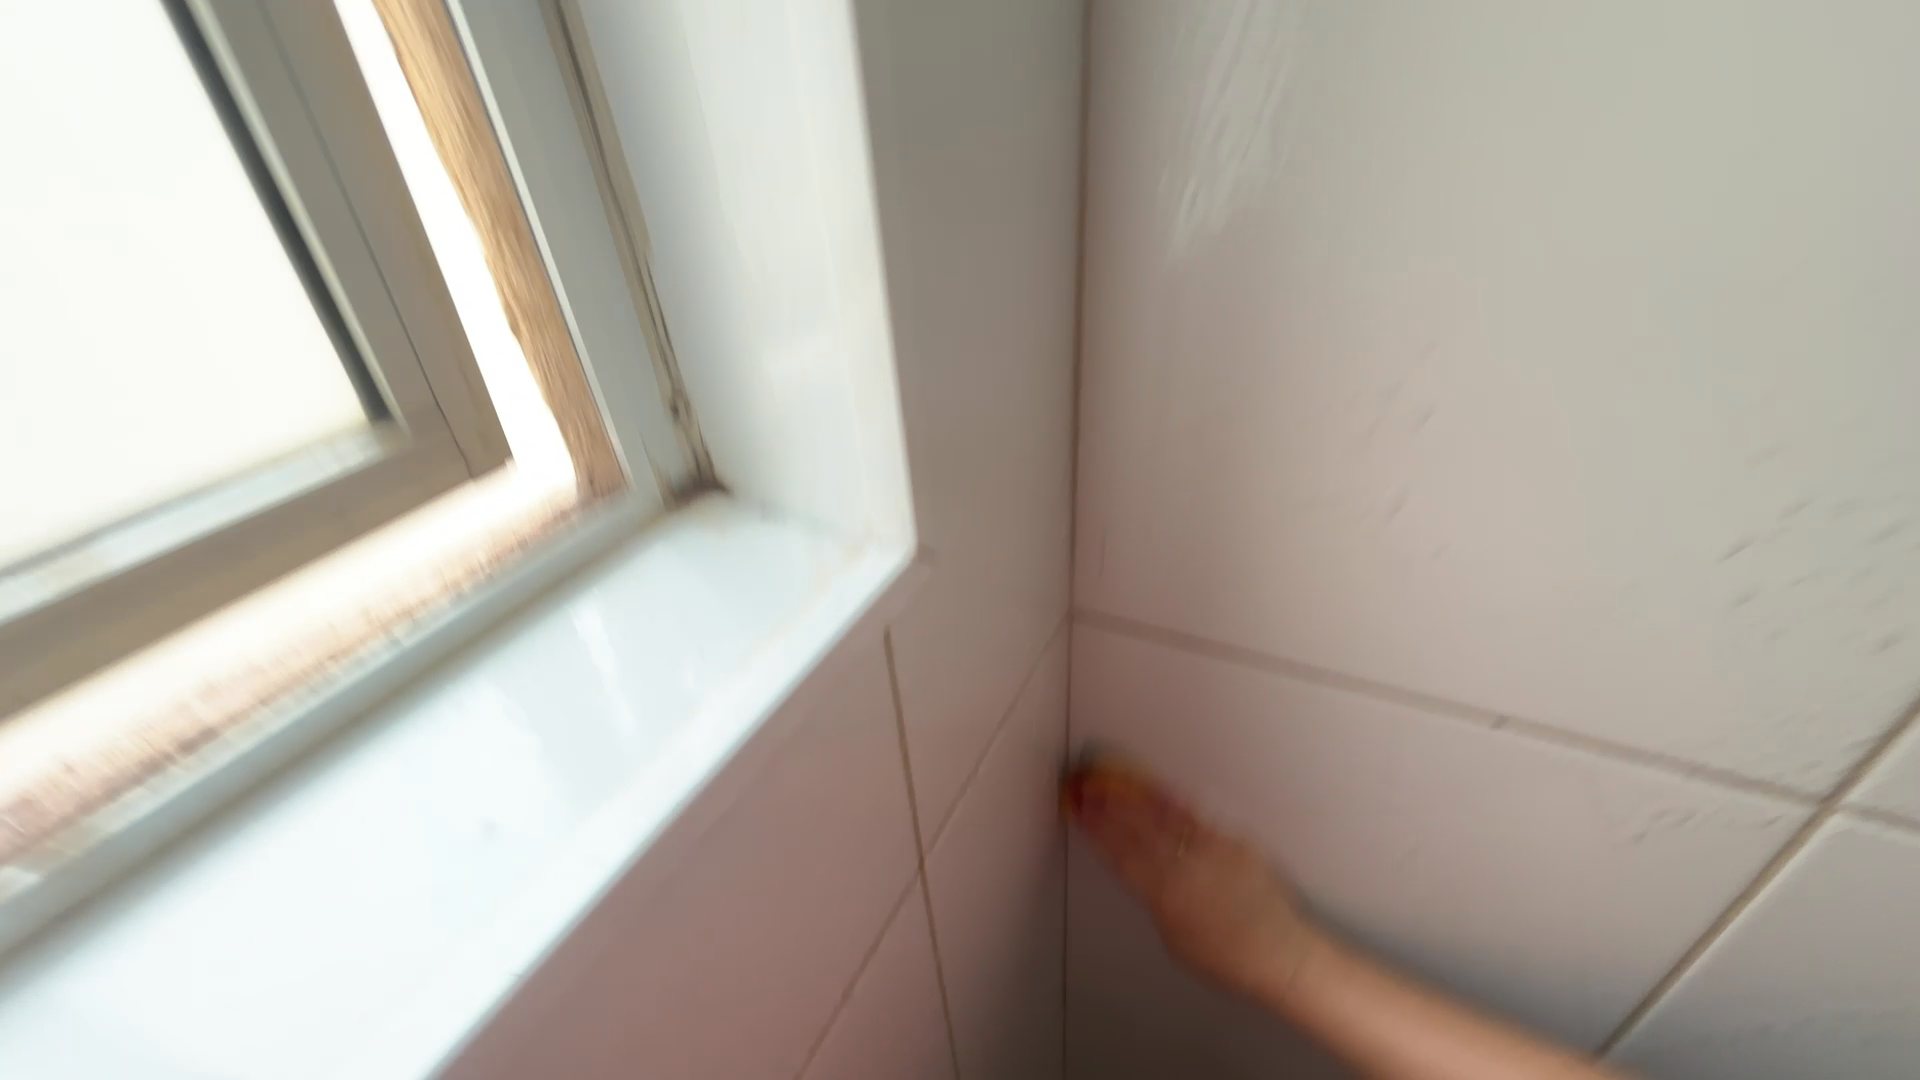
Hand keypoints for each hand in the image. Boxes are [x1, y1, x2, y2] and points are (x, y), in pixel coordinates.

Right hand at [1064, 756, 1318, 1004]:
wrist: (1284, 955)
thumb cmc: (1229, 960)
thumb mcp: (1176, 939)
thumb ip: (1156, 900)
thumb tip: (1144, 873)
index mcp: (1167, 895)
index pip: (1121, 853)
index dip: (1096, 828)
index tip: (1078, 808)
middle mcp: (1187, 867)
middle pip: (1137, 827)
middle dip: (1107, 803)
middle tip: (1086, 785)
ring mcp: (1212, 849)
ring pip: (1163, 815)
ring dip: (1133, 795)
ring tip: (1111, 779)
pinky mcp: (1234, 841)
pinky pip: (1196, 816)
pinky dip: (1171, 800)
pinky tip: (1156, 788)